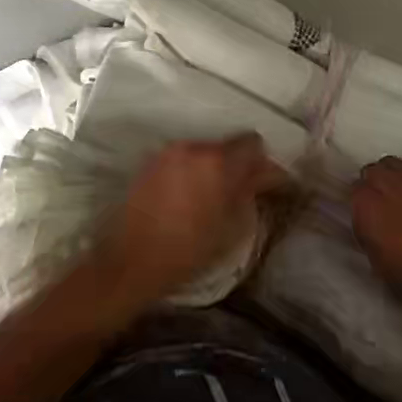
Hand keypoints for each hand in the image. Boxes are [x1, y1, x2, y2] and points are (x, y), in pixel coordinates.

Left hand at [94, 135, 289, 309]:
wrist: (134, 258)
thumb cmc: (189, 250)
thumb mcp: (231, 227)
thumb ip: (250, 192)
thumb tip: (265, 175)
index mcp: (218, 162)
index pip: (252, 143)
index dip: (262, 162)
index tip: (266, 181)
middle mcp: (192, 148)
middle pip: (225, 146)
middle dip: (237, 165)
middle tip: (241, 191)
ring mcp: (168, 152)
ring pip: (202, 152)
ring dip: (212, 167)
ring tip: (212, 195)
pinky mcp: (150, 162)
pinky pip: (181, 160)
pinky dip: (190, 171)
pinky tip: (189, 195)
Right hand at [350, 157, 401, 339]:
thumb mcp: (390, 276)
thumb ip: (371, 241)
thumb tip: (365, 221)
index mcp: (380, 223)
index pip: (354, 192)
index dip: (356, 205)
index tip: (364, 220)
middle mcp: (401, 197)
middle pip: (372, 171)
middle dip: (369, 185)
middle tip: (377, 207)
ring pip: (394, 164)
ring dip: (389, 176)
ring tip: (396, 196)